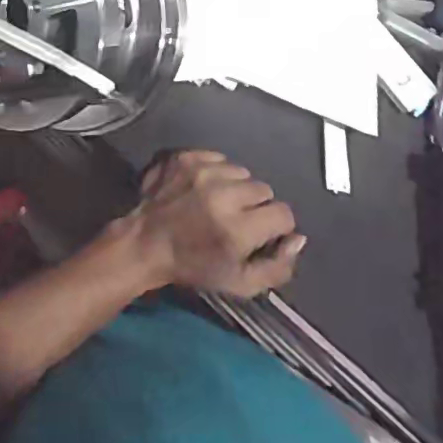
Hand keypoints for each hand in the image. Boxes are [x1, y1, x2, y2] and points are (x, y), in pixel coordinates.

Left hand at [120, 149, 305, 296]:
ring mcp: (202, 171)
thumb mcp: (240, 285)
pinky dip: (216, 172)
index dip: (275, 226)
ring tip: (215, 204)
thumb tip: (298, 238)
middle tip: (233, 219)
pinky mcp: (186, 157)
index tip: (258, 233)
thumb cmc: (193, 267)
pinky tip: (201, 189)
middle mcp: (222, 195)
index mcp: (237, 229)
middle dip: (254, 206)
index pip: (283, 214)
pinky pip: (219, 158)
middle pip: (264, 190)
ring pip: (242, 172)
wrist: (144, 243)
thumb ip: (278, 267)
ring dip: (235, 187)